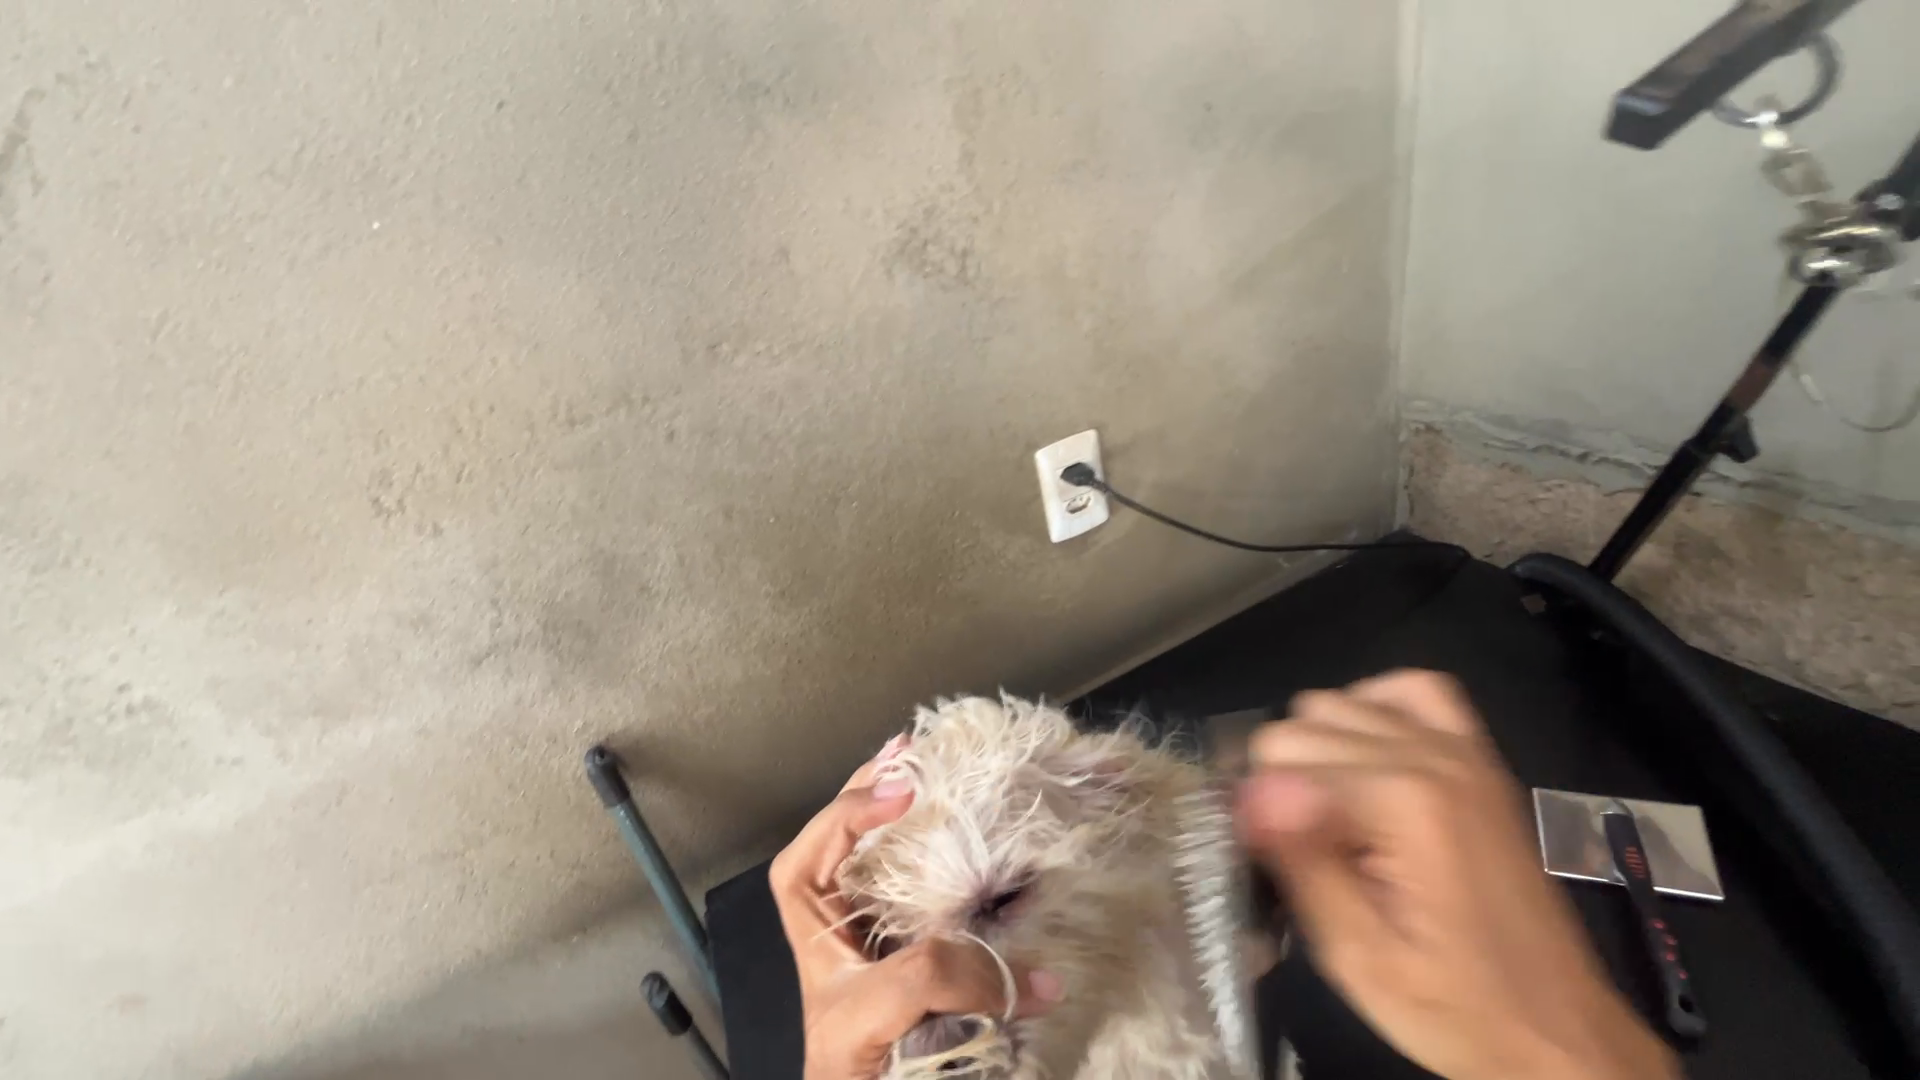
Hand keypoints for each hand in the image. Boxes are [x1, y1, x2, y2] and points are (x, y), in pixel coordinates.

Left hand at [770, 737, 1061, 1079]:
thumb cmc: (855, 1066)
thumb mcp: (875, 1013)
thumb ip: (934, 975)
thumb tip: (1037, 976)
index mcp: (813, 932)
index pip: (806, 858)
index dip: (847, 816)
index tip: (901, 798)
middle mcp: (844, 920)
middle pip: (843, 838)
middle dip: (870, 788)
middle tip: (909, 750)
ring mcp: (885, 928)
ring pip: (887, 855)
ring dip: (906, 807)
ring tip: (927, 763)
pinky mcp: (929, 941)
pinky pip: (934, 883)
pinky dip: (948, 847)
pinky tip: (971, 824)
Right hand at [1236, 671, 1680, 1079]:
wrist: (1561, 1036)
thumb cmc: (1453, 1006)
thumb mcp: (1357, 954)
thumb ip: (1301, 861)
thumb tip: (1250, 791)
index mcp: (1401, 801)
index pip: (1275, 761)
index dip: (1263, 815)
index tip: (1282, 867)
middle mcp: (1430, 755)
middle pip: (1298, 725)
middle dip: (1282, 781)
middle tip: (1306, 850)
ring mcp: (1458, 748)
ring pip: (1334, 701)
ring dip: (1317, 748)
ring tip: (1332, 814)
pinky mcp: (1476, 755)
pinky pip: (1411, 688)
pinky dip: (1373, 707)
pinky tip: (1365, 755)